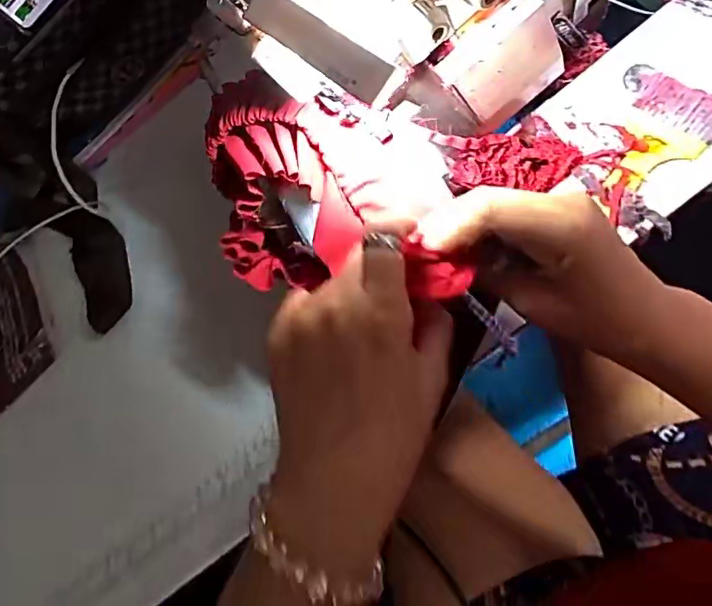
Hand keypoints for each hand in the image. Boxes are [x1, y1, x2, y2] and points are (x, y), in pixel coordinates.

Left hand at [264, 238, 453, 577]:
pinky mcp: (277, 328)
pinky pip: (307, 297)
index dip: (396, 227)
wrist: (330, 483)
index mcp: (377, 308)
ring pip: (330, 275)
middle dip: (376, 260)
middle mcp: (332, 299)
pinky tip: (334, 336)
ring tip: (359, 318)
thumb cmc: (394, 433)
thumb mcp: (432, 375)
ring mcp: (299, 312)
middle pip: (355, 252)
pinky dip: (324, 304)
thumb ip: (434, 319)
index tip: (409, 235)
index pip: (380, 236)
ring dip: (349, 284)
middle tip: (390, 285)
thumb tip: (426, 288)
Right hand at [418, 185, 670, 360]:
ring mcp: (558, 195)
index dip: (449, 225)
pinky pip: (507, 207)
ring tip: (431, 246)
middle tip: (416, 248)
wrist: (647, 316)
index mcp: (561, 220)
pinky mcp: (553, 203)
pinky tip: (461, 242)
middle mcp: (559, 195)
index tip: (421, 249)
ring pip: (493, 199)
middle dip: (448, 222)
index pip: (491, 208)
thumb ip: (488, 274)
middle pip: (487, 198)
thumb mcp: (535, 304)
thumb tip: (446, 262)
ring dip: (461, 221)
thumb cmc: (598, 321)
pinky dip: (481, 223)